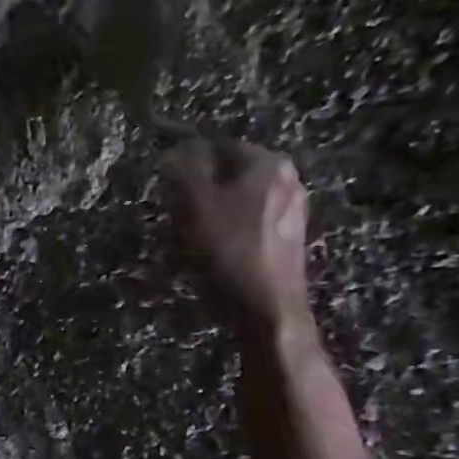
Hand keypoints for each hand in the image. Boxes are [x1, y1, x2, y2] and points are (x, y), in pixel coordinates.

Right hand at [161, 138, 312, 334]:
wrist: (268, 312)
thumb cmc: (229, 252)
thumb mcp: (195, 204)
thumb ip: (184, 168)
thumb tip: (177, 150)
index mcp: (268, 163)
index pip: (217, 147)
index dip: (186, 164)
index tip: (166, 189)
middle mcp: (287, 180)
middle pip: (229, 177)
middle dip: (199, 194)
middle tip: (176, 219)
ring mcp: (292, 212)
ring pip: (237, 204)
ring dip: (210, 218)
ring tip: (188, 244)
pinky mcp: (289, 241)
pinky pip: (248, 227)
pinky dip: (227, 237)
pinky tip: (212, 259)